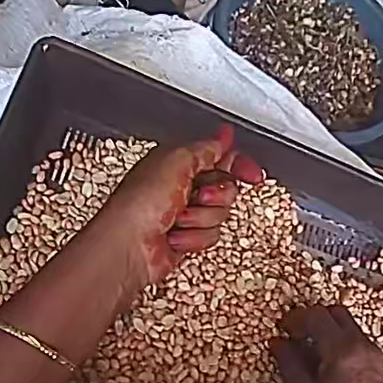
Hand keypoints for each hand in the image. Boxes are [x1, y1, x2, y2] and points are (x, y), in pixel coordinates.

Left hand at [94, 125, 266, 286]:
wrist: (128, 246)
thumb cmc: (141, 204)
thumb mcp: (178, 162)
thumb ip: (206, 148)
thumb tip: (224, 136)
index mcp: (178, 162)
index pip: (219, 158)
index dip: (239, 164)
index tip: (254, 175)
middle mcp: (182, 187)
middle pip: (226, 189)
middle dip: (217, 196)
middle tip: (199, 198)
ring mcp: (185, 214)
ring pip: (220, 215)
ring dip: (202, 219)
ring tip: (179, 220)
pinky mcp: (187, 238)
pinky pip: (210, 236)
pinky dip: (194, 238)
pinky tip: (175, 237)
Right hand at [272, 304, 382, 382]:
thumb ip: (288, 362)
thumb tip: (278, 343)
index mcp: (342, 351)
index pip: (316, 316)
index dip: (295, 318)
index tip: (283, 327)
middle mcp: (363, 347)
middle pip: (336, 314)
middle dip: (314, 318)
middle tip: (296, 333)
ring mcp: (376, 357)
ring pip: (350, 327)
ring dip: (330, 330)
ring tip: (311, 350)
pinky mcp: (381, 368)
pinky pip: (360, 343)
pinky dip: (343, 344)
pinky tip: (330, 363)